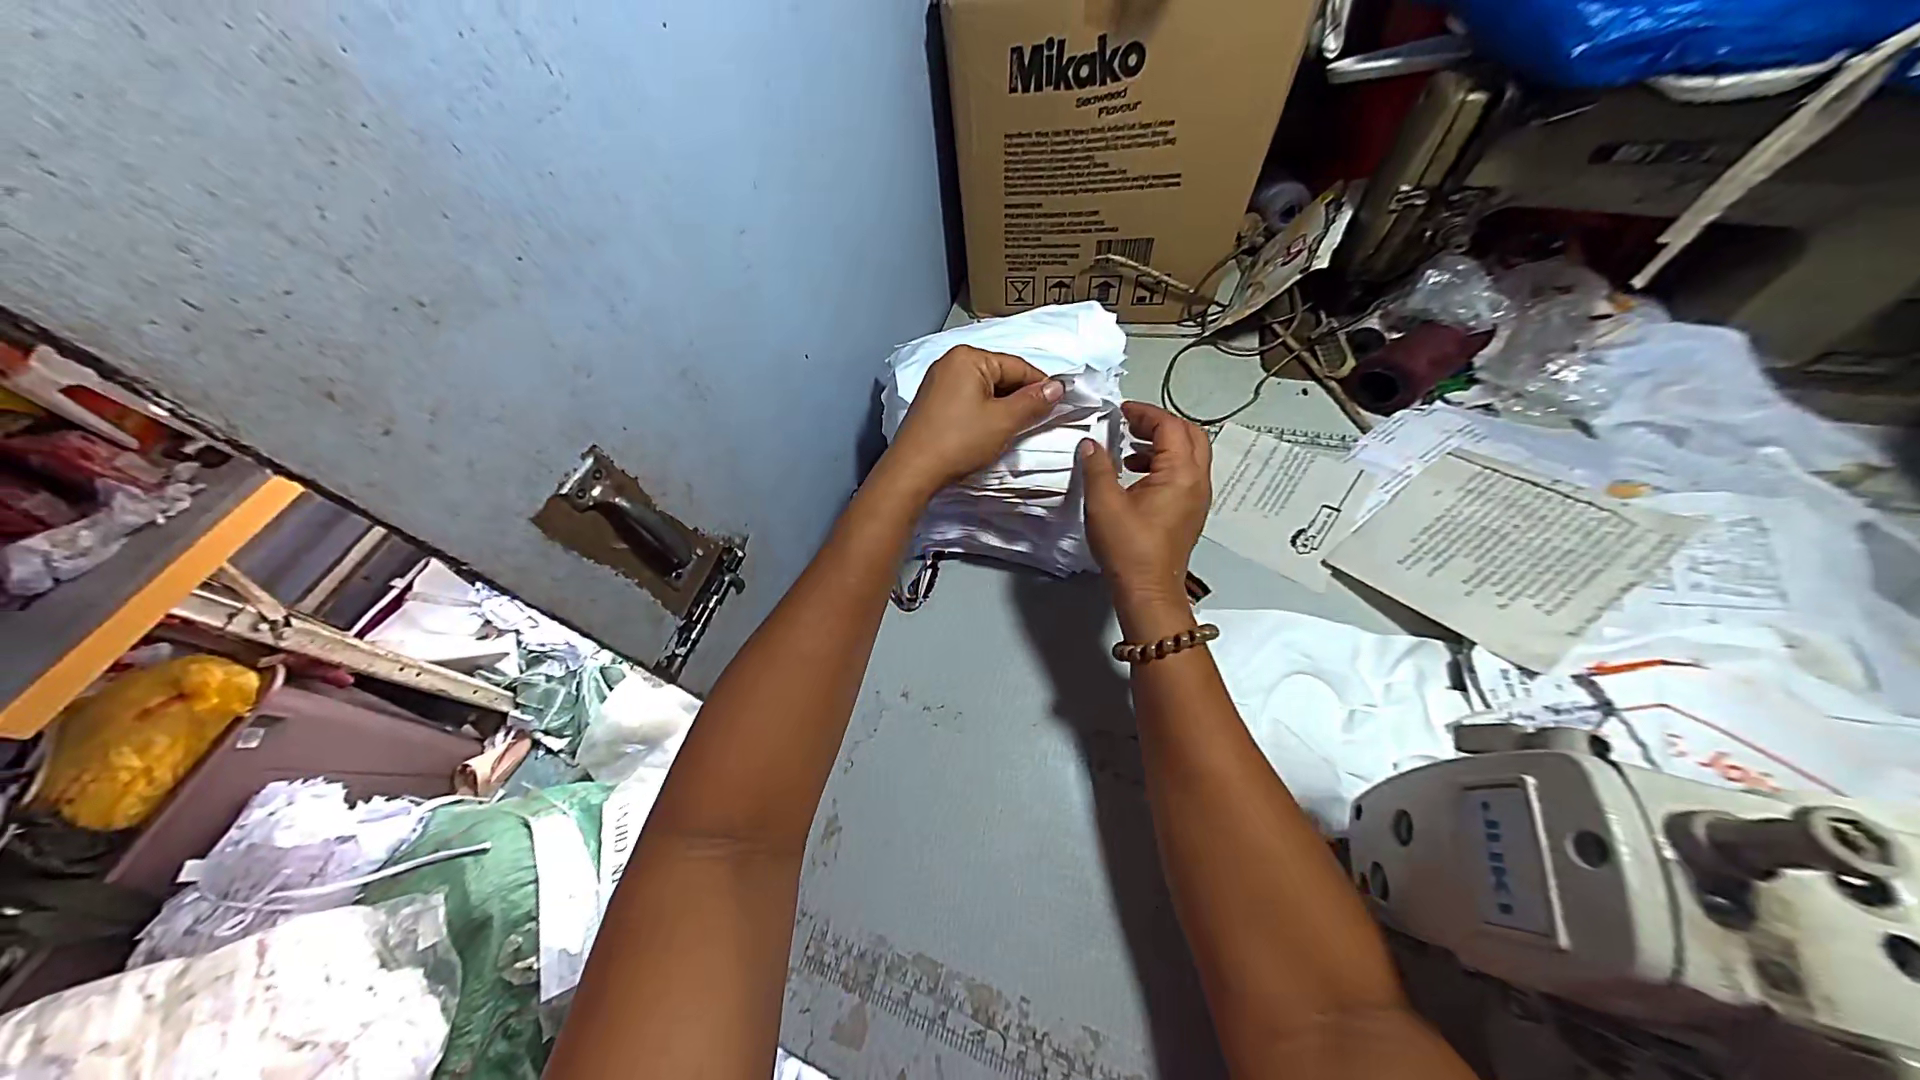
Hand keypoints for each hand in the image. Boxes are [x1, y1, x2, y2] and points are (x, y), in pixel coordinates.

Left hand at [882, 345, 1063, 494]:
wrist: (913, 471)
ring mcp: (938, 383)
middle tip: (1038, 421)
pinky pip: (968, 400)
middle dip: (1020, 398)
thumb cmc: (956, 442)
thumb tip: (1056, 388)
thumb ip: (1033, 402)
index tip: (1058, 404)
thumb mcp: (1004, 421)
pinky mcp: (933, 403)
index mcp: (968, 357)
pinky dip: (984, 413)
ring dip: (1003, 407)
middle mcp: (950, 363)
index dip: (1041, 386)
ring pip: (985, 390)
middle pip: (1000, 376)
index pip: (1018, 366)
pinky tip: (990, 431)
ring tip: (1014, 429)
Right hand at [1079, 402, 1210, 630]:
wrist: (1146, 589)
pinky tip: (1137, 475)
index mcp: (1181, 474)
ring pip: (1189, 455)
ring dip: (1162, 444)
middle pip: (1190, 435)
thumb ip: (1097, 467)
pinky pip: (1184, 475)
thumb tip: (1091, 445)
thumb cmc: (1129, 549)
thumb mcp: (1104, 503)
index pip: (1170, 426)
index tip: (1122, 411)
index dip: (1145, 413)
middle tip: (1131, 423)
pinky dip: (1164, 464)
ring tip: (1130, 448)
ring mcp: (1196, 499)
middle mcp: (1196, 483)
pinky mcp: (1188, 513)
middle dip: (1160, 424)